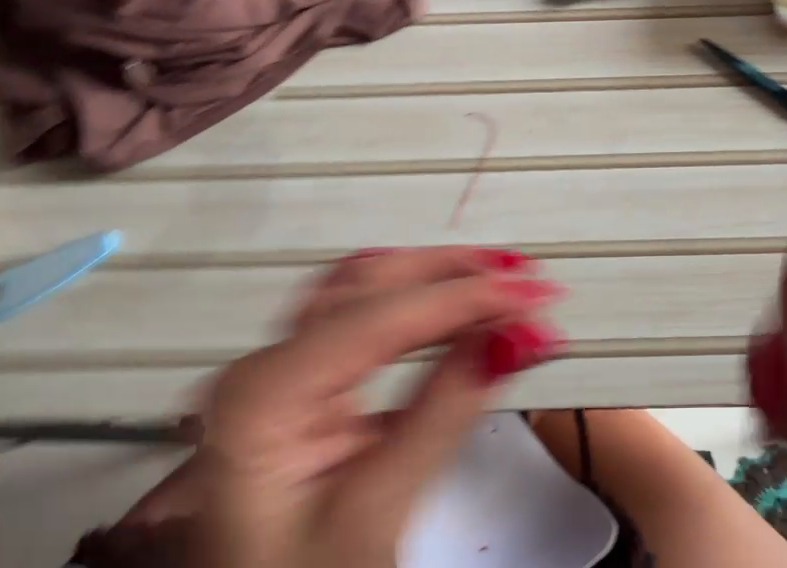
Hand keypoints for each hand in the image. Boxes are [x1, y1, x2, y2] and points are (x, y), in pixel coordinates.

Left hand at [198, 247, 565, 567]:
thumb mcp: (374, 514)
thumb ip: (442, 415)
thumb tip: (505, 340)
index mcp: (260, 400)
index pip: (376, 318)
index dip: (460, 297)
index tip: (526, 293)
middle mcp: (263, 373)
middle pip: (366, 286)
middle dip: (452, 274)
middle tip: (524, 279)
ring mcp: (283, 378)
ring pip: (366, 293)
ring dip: (439, 279)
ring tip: (503, 281)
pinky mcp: (309, 391)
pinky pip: (367, 322)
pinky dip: (422, 307)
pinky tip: (459, 305)